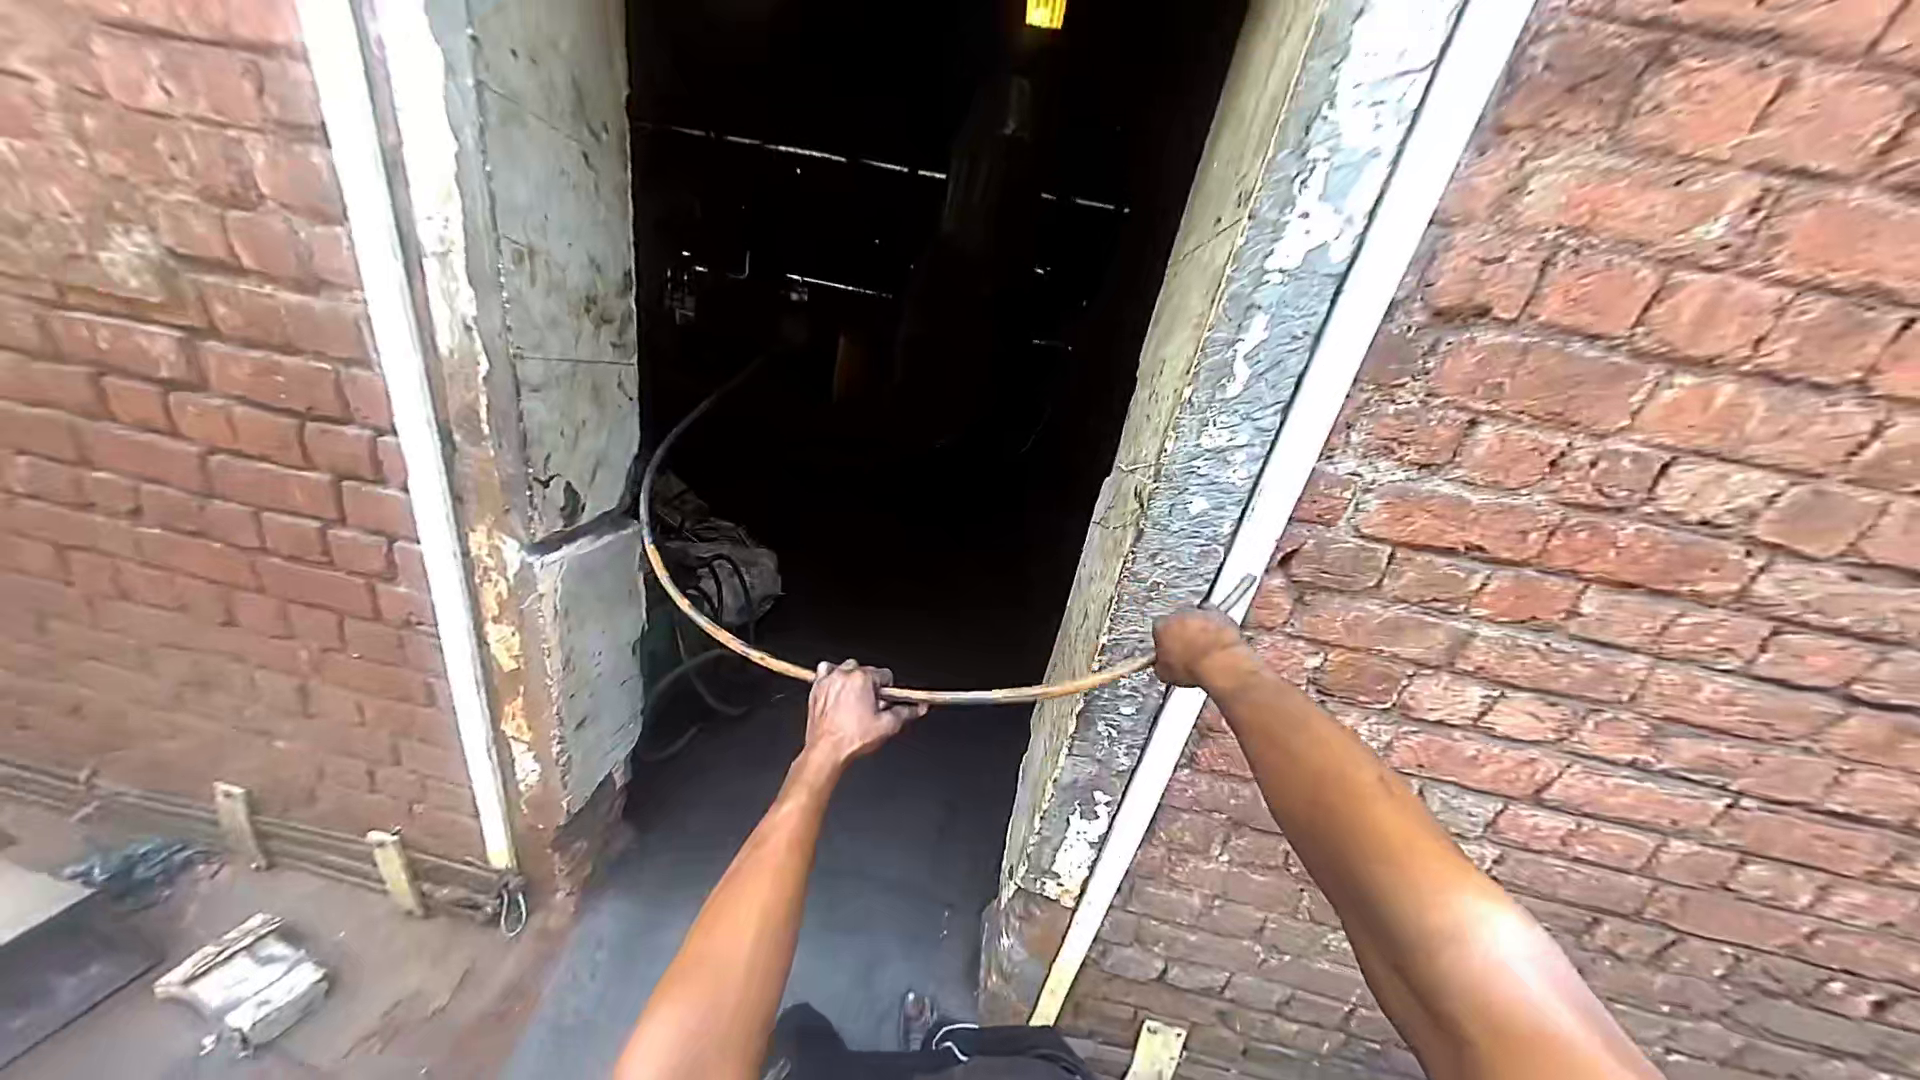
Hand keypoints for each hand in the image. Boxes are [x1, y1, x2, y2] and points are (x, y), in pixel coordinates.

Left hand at [805, 660, 925, 765]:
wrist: (826, 751)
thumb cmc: (851, 739)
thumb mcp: (887, 725)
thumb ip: (906, 712)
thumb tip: (919, 708)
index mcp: (862, 679)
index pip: (885, 675)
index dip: (888, 691)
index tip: (883, 702)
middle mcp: (844, 675)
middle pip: (866, 671)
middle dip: (870, 686)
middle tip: (869, 705)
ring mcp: (828, 680)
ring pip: (846, 669)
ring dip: (852, 680)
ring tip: (854, 699)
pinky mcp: (817, 688)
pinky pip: (825, 672)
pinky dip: (832, 678)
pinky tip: (837, 692)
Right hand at [1153, 607, 1251, 686]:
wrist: (1218, 663)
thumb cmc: (1192, 665)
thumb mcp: (1165, 673)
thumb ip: (1159, 664)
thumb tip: (1161, 667)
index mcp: (1161, 626)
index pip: (1158, 630)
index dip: (1163, 642)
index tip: (1168, 652)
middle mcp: (1178, 615)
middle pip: (1177, 621)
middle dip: (1181, 633)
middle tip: (1187, 651)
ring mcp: (1199, 613)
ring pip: (1196, 619)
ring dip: (1198, 630)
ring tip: (1204, 650)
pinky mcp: (1219, 616)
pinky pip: (1215, 620)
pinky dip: (1216, 629)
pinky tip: (1217, 644)